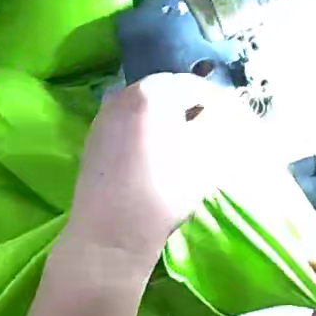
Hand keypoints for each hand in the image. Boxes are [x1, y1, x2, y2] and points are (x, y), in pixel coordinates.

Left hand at [62, 73, 240, 270]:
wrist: (111, 231)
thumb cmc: (165, 190)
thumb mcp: (205, 157)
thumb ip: (213, 126)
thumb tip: (213, 114)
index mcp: (153, 92)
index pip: (191, 84)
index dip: (211, 100)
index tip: (223, 116)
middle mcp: (123, 95)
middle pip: (163, 90)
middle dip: (183, 104)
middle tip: (202, 126)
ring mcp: (103, 115)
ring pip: (141, 105)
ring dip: (160, 116)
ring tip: (177, 141)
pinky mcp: (92, 138)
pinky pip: (125, 122)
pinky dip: (141, 129)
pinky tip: (151, 153)